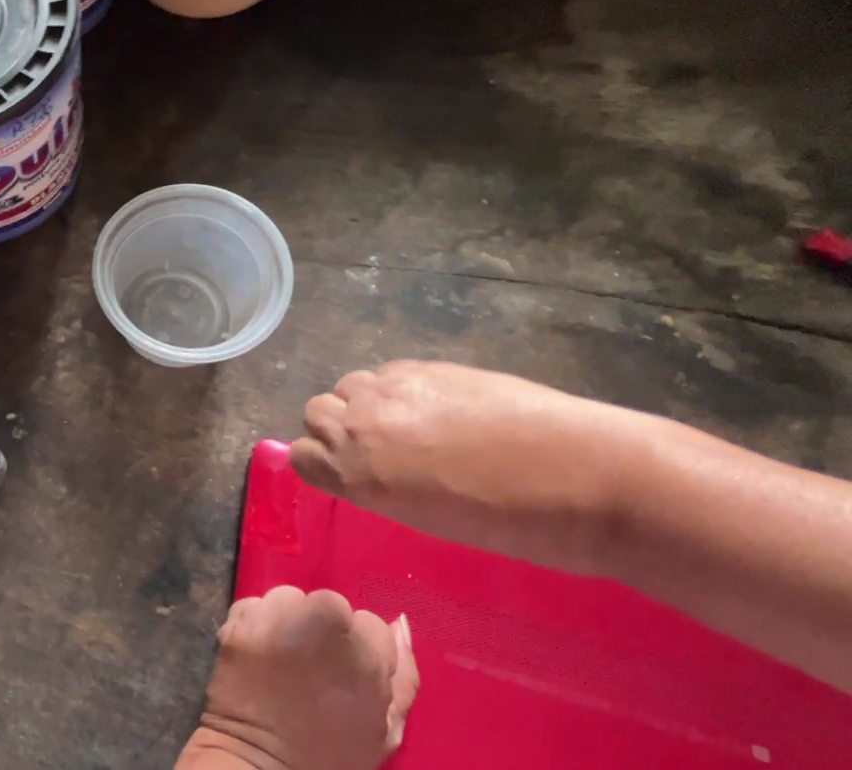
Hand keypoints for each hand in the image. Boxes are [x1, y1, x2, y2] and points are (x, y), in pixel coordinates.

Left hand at [177, 586, 417, 769]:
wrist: (261, 767)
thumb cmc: (331, 759)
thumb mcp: (386, 732)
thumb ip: (403, 678)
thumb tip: (400, 623)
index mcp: (366, 656)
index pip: (371, 624)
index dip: (358, 648)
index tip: (344, 671)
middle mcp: (322, 626)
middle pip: (330, 604)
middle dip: (323, 627)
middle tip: (312, 661)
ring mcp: (276, 619)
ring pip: (289, 598)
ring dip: (288, 618)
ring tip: (283, 655)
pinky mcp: (239, 621)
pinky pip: (253, 605)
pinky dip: (255, 622)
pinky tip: (257, 652)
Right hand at [290, 361, 648, 575]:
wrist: (590, 478)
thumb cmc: (516, 525)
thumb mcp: (428, 519)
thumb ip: (383, 485)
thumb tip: (378, 468)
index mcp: (355, 473)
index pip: (301, 454)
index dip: (324, 461)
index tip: (354, 473)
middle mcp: (358, 424)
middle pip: (317, 412)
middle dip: (341, 426)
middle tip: (386, 448)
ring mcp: (390, 389)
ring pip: (350, 386)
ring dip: (370, 402)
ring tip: (417, 424)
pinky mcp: (426, 366)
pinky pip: (390, 373)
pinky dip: (405, 388)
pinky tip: (446, 408)